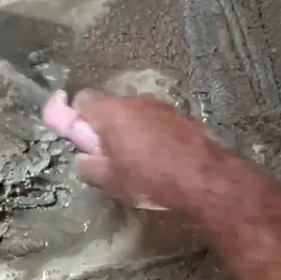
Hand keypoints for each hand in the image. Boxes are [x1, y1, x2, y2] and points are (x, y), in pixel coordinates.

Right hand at [42, 90, 219, 209]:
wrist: (204, 178)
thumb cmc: (148, 178)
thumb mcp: (109, 181)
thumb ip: (88, 166)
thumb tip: (83, 159)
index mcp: (111, 112)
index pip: (82, 98)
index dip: (76, 115)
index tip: (78, 135)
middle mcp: (135, 101)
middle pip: (110, 107)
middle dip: (104, 126)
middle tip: (107, 154)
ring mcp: (162, 106)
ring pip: (135, 114)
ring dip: (130, 130)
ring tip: (136, 159)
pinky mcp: (182, 116)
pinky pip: (156, 121)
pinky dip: (151, 135)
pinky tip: (158, 158)